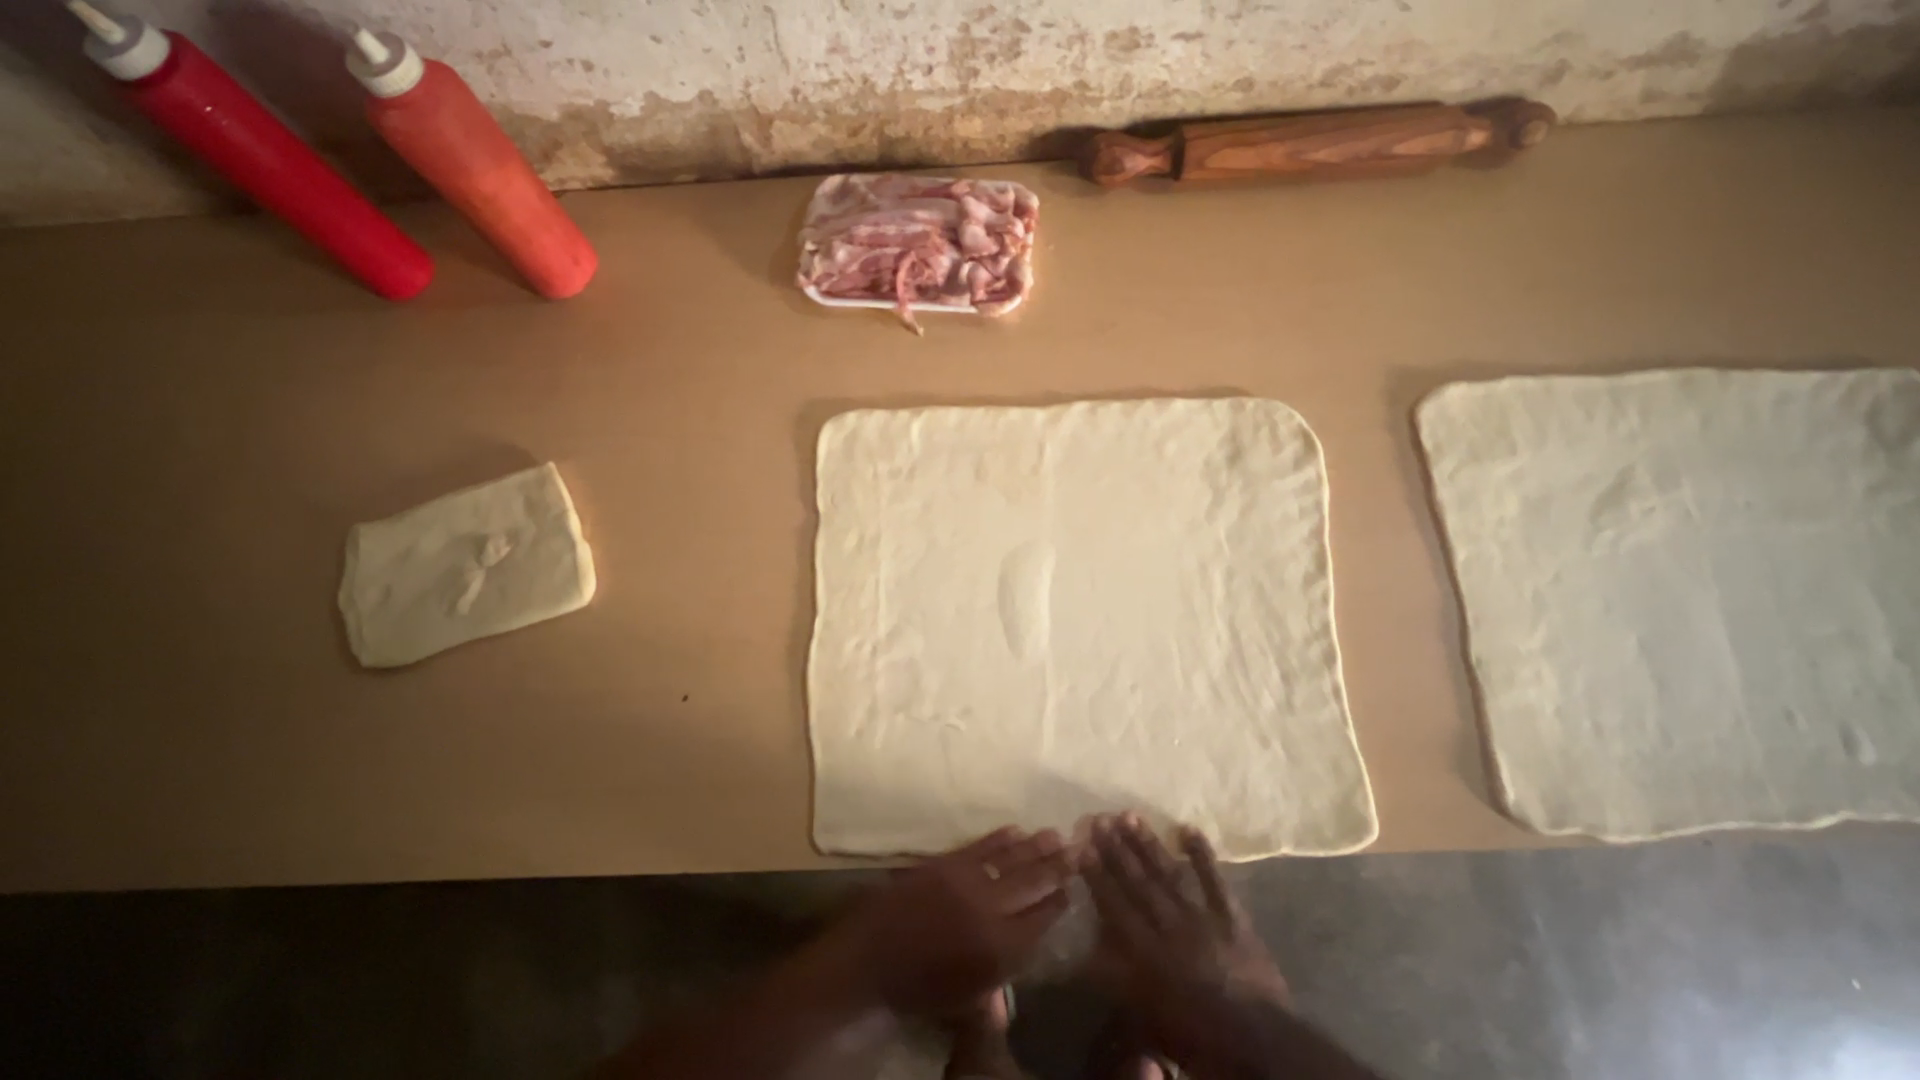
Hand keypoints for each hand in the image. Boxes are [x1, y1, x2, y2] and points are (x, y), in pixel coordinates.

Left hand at [837, 827, 1074, 1014]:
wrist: (869, 959)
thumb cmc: (918, 988)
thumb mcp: (964, 1000)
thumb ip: (997, 988)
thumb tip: (1014, 993)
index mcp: (1000, 949)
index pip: (1041, 921)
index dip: (1058, 904)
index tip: (1073, 891)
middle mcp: (991, 911)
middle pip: (1034, 884)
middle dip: (1058, 868)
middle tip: (1078, 852)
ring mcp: (968, 882)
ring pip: (1012, 860)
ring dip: (1037, 846)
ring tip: (1057, 834)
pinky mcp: (945, 864)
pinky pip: (981, 846)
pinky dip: (1001, 837)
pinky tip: (1017, 830)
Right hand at [1081, 814, 1290, 1072]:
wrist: (1258, 1045)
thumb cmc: (1196, 1038)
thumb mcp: (1145, 1018)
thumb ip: (1116, 981)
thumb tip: (1083, 955)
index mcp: (1147, 954)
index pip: (1116, 906)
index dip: (1097, 876)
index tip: (1081, 847)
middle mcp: (1171, 928)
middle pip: (1139, 883)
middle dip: (1117, 850)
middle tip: (1099, 819)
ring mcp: (1204, 919)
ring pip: (1170, 875)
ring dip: (1149, 845)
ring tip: (1130, 816)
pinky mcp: (1234, 919)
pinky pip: (1216, 881)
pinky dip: (1202, 854)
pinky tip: (1187, 829)